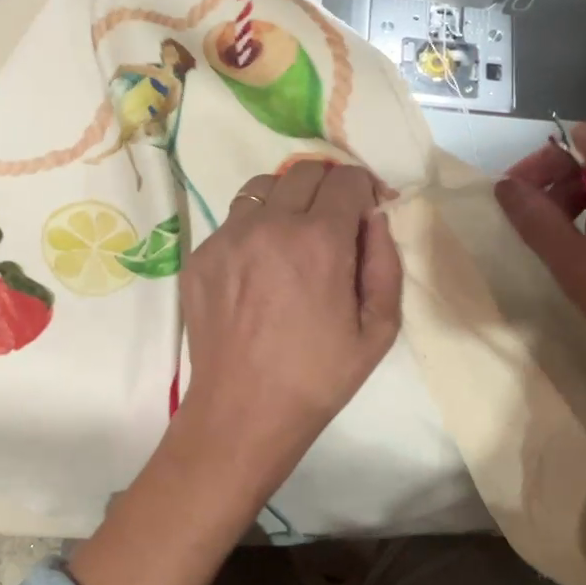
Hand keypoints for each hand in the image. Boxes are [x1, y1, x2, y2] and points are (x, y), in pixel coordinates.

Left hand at [179, 162, 402, 486]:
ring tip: (293, 240)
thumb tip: (375, 218)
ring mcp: (227, 238)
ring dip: (287, 201)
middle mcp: (269, 225)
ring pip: (262, 188)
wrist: (243, 412)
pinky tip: (260, 271)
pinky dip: (254, 230)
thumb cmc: (318, 378)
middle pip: (304, 172)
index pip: (346, 178)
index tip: (367, 216)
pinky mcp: (200, 256)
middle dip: (328, 190)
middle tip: (334, 226)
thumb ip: (385, 262)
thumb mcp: (378, 329)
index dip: (364, 192)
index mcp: (319, 240)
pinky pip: (233, 221)